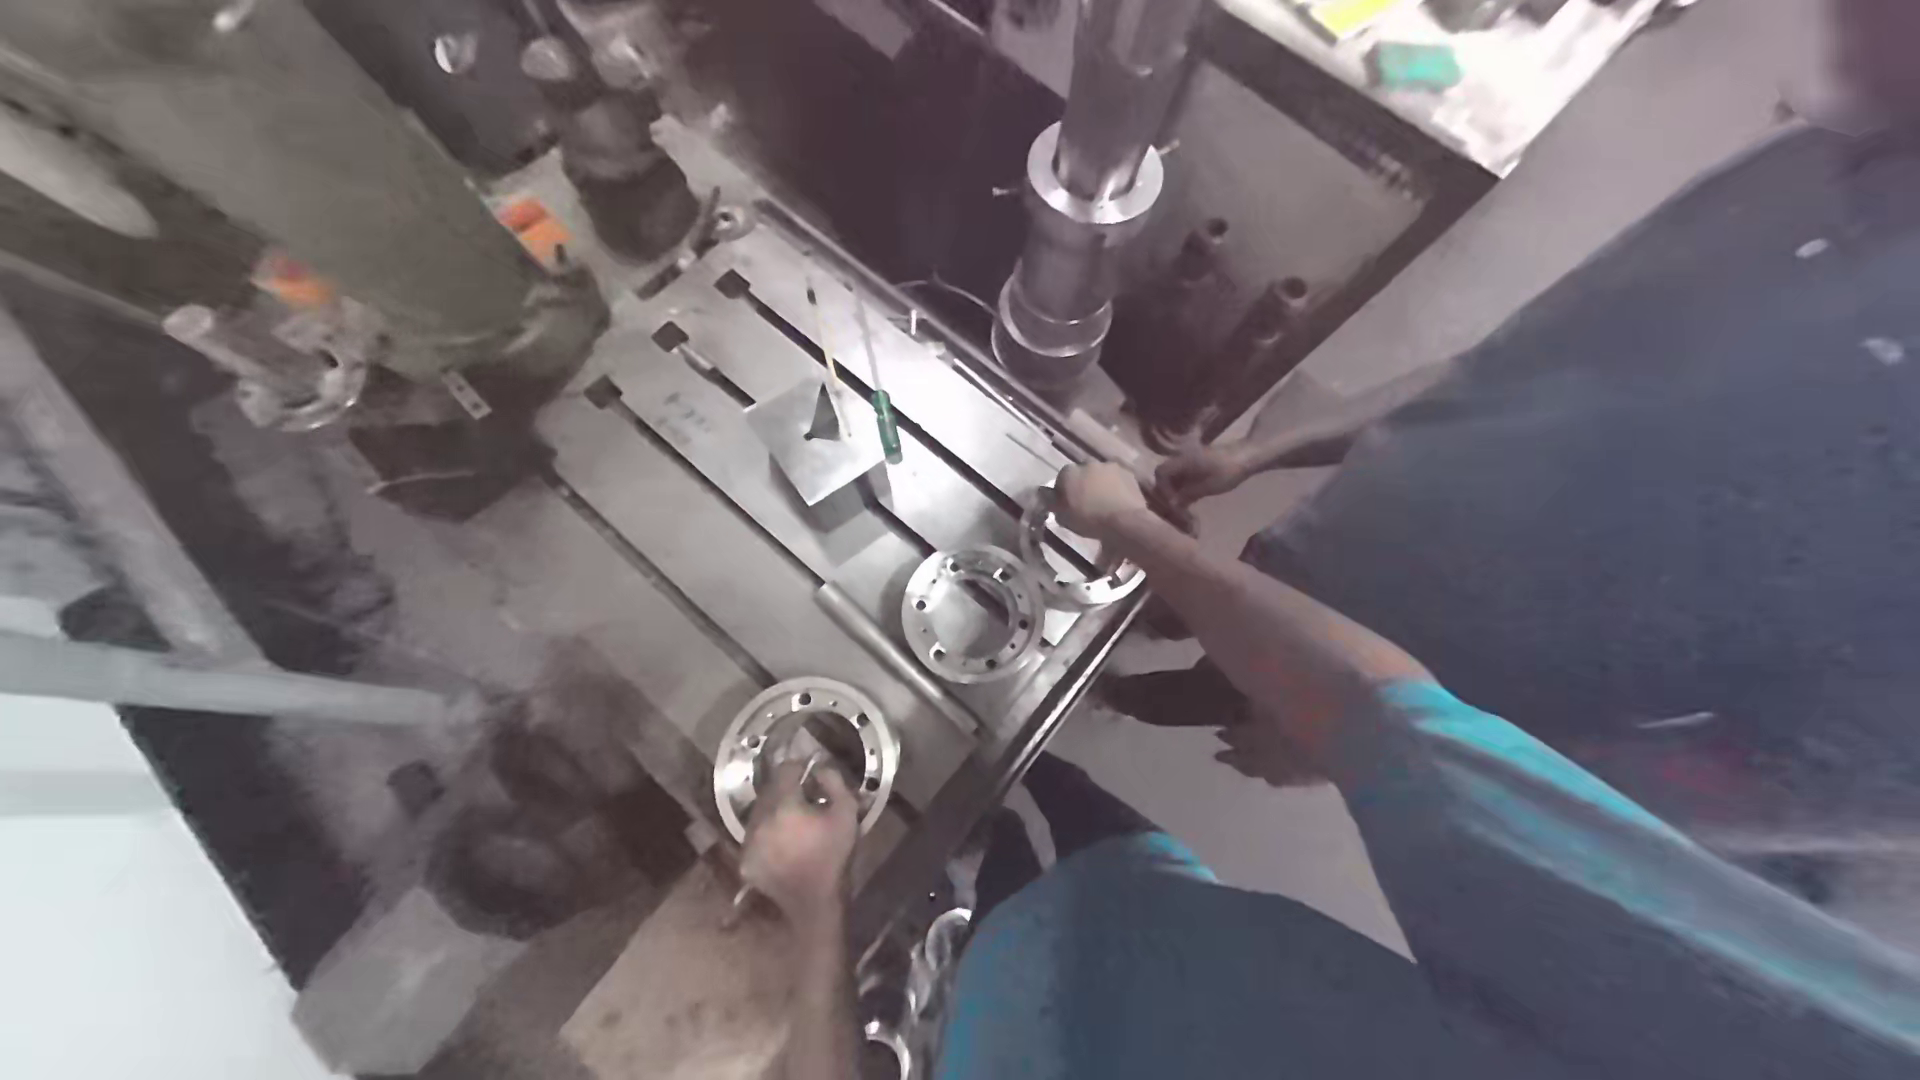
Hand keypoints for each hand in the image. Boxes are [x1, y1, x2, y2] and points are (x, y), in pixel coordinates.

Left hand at [740, 757, 856, 929]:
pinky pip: (754, 834)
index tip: (809, 770)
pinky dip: (766, 830)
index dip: (798, 766)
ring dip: (774, 808)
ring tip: (792, 816)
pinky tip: (782, 838)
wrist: (816, 903)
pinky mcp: (745, 861)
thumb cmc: (834, 854)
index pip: (785, 770)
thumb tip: (818, 767)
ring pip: (759, 811)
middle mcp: (760, 820)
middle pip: (769, 790)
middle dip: (785, 787)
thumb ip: (834, 781)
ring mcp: (749, 842)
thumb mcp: (847, 812)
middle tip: (803, 793)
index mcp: (785, 806)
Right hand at [1054, 462, 1147, 541]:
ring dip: (1100, 482)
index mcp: (1069, 472)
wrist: (1123, 521)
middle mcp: (1088, 463)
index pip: (1061, 478)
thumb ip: (1051, 502)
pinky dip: (1115, 485)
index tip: (1068, 503)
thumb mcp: (1062, 517)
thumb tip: (1043, 492)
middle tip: (1086, 501)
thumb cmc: (1088, 520)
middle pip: (1082, 472)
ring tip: (1104, 500)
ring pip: (1100, 473)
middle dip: (1083, 483)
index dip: (1064, 491)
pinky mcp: (1128, 473)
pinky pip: (1117, 478)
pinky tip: (1117, 499)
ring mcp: (1109, 466)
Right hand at [1154, 443, 1250, 513]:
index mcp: (1183, 460)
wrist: (1248, 457)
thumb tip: (1172, 504)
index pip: (1161, 473)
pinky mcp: (1196, 465)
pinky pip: (1182, 477)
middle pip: (1164, 475)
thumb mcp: (1209, 486)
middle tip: (1174, 507)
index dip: (1163, 489)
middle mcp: (1182, 459)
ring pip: (1173, 477)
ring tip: (1181, 507)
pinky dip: (1181, 488)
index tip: (1173, 503)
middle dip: (1166, 492)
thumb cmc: (1229, 471)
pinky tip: (1188, 500)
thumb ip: (1188, 494)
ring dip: (1174, 491)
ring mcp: (1189, 461)